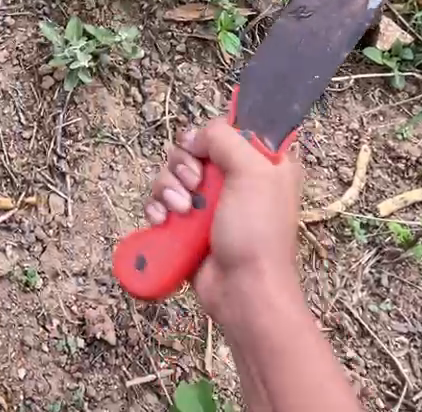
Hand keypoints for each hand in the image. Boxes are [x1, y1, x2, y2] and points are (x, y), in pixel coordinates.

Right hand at [144, 118, 303, 324]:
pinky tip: (164, 221)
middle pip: (193, 149)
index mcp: (263, 162)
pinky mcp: (187, 223)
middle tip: (194, 183)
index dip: (212, 135)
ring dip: (169, 188)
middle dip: (184, 164)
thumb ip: (223, 138)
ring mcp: (210, 202)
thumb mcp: (252, 172)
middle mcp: (235, 178)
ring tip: (181, 210)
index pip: (229, 129)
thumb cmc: (257, 232)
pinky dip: (158, 208)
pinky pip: (161, 201)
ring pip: (173, 174)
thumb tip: (194, 138)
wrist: (243, 292)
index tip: (206, 150)